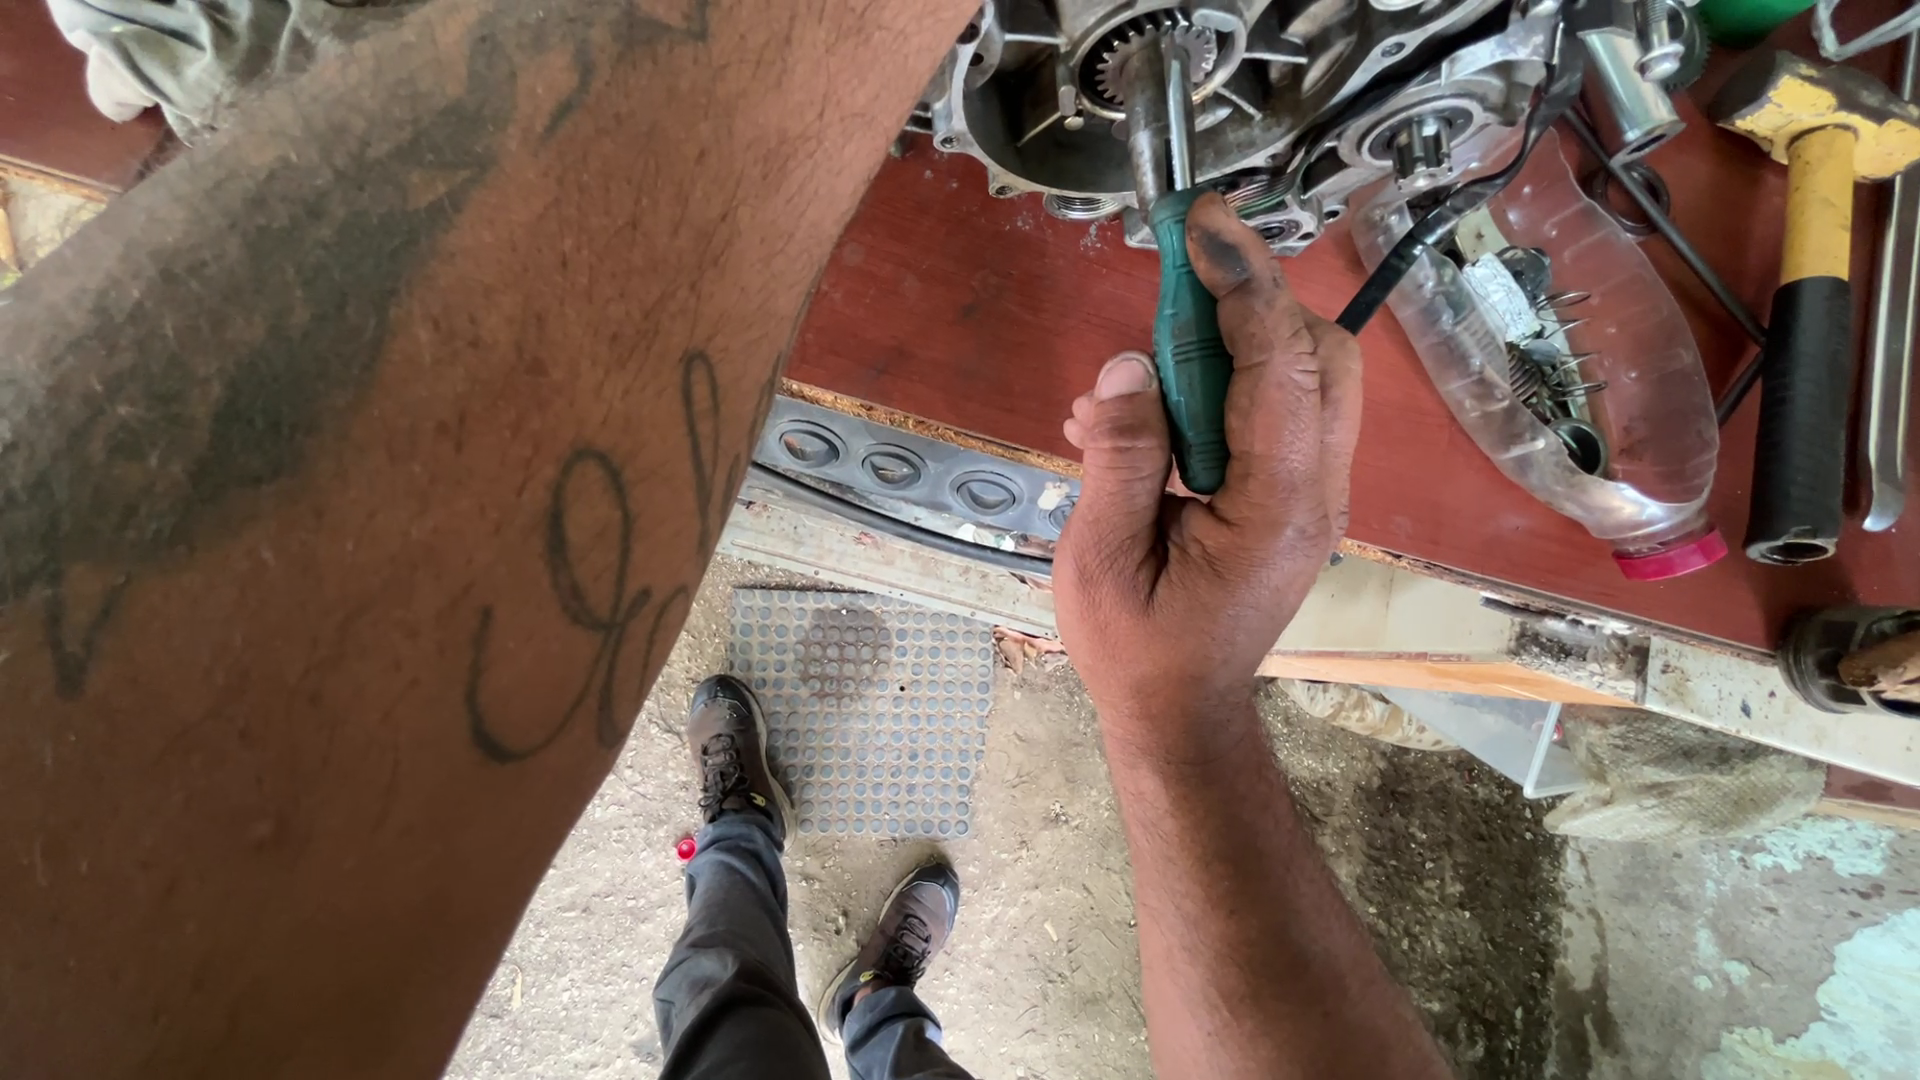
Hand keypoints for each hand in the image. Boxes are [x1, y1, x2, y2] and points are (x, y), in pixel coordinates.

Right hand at [1053, 193, 1361, 754]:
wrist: (1178, 714)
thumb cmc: (1136, 649)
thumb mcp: (1102, 558)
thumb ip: (1120, 457)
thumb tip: (1128, 363)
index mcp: (1275, 507)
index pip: (1278, 366)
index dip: (1241, 284)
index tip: (1201, 225)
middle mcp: (1314, 492)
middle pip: (1318, 356)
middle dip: (1251, 305)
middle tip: (1173, 291)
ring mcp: (1308, 496)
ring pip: (1302, 379)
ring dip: (1228, 348)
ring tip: (1139, 376)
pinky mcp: (1288, 501)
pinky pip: (1270, 417)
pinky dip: (1215, 393)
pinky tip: (1136, 422)